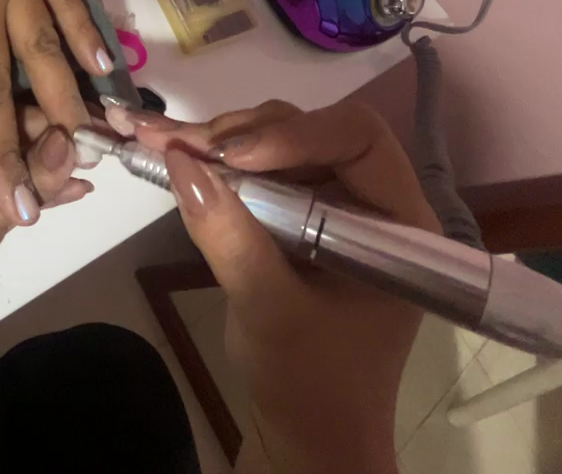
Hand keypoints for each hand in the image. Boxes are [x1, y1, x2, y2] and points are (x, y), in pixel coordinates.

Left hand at [0, 109, 89, 385]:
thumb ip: (21, 180)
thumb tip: (74, 138)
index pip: (3, 105)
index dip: (49, 106)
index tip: (97, 111)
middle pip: (16, 131)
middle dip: (60, 133)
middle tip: (113, 137)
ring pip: (21, 164)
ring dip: (58, 163)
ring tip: (105, 162)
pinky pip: (21, 197)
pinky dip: (48, 193)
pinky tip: (81, 190)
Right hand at [125, 99, 433, 473]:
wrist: (305, 431)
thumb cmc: (310, 384)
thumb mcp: (269, 310)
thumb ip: (230, 235)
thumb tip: (178, 161)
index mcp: (396, 223)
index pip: (358, 140)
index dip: (296, 135)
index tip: (234, 158)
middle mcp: (366, 200)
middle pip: (307, 129)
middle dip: (242, 134)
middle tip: (182, 148)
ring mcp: (326, 203)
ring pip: (272, 139)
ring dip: (217, 140)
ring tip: (165, 146)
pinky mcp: (290, 211)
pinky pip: (250, 165)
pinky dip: (208, 157)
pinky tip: (168, 150)